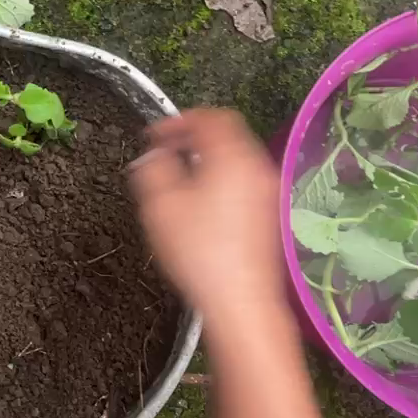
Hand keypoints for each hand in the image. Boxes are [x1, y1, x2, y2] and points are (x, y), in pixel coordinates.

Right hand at [128, 110, 283, 315]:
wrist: (239, 300)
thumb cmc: (200, 252)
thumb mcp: (160, 204)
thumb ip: (151, 169)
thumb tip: (152, 157)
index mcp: (232, 158)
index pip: (210, 118)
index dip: (179, 120)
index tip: (154, 135)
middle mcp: (257, 169)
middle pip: (226, 136)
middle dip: (190, 139)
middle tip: (162, 153)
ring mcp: (266, 193)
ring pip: (233, 160)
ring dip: (202, 161)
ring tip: (174, 180)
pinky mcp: (266, 215)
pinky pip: (239, 183)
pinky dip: (216, 181)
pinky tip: (195, 206)